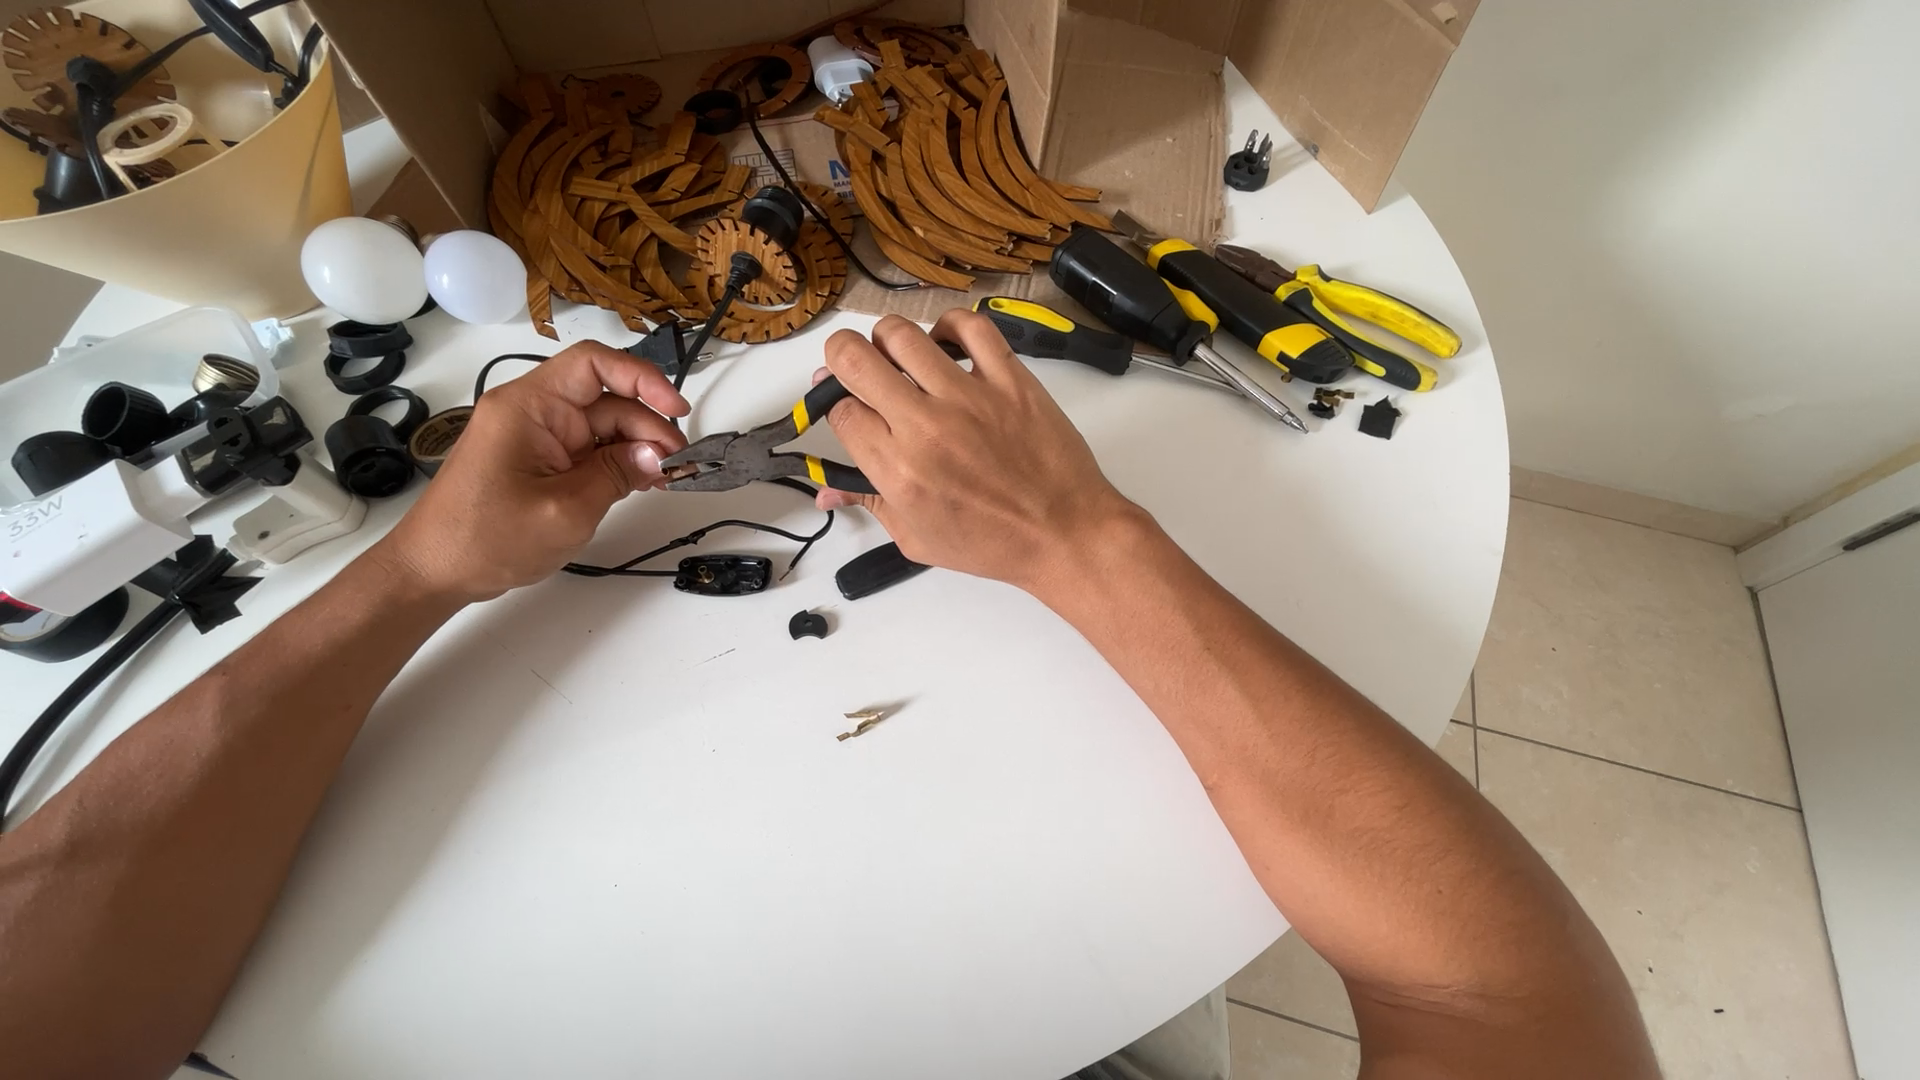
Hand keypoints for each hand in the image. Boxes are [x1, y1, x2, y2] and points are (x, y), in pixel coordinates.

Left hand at [376, 341, 689, 602]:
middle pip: (608, 400)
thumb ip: (617, 475)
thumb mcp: (566, 510)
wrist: (436, 571)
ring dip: (639, 448)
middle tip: (678, 463)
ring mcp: (540, 437)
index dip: (642, 378)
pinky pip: (593, 449)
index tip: (677, 409)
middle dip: (648, 427)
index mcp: (528, 407)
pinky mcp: (545, 460)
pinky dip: (621, 463)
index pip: (594, 365)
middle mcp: (534, 412)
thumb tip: (656, 455)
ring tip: (665, 477)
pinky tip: (643, 481)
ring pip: (606, 426)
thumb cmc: (486, 539)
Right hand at [816, 312, 1142, 589]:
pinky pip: (970, 327)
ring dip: (887, 340)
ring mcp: (968, 397)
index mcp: (898, 471)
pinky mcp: (1008, 380)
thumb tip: (828, 489)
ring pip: (901, 334)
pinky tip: (946, 345)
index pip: (840, 411)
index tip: (841, 402)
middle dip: (841, 358)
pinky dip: (949, 327)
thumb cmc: (995, 543)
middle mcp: (925, 427)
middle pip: (853, 358)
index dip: (831, 401)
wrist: (1064, 532)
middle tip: (855, 369)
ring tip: (900, 358)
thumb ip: (869, 504)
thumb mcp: (917, 538)